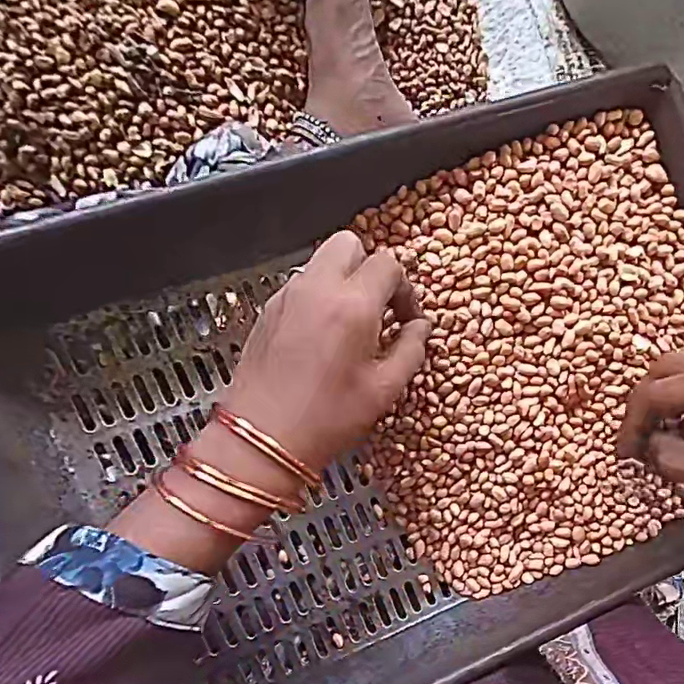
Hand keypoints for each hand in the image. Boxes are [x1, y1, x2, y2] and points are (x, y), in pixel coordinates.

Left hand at [220, 230, 432, 471]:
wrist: (263, 439)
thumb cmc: (326, 419)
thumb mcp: (384, 390)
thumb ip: (410, 350)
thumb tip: (420, 328)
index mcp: (353, 305)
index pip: (388, 264)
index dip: (404, 289)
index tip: (405, 319)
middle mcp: (317, 290)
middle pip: (349, 245)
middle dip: (369, 268)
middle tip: (378, 307)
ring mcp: (287, 297)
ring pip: (321, 263)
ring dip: (342, 282)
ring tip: (351, 325)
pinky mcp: (268, 312)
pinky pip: (300, 287)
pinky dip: (318, 298)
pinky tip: (322, 338)